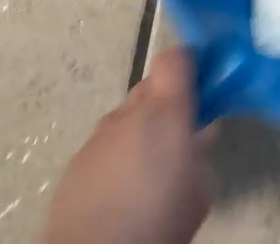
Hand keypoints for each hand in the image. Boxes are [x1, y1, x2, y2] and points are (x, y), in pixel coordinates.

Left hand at [39, 47, 215, 243]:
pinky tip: (123, 188)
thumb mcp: (200, 190)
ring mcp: (97, 138)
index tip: (204, 83)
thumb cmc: (159, 221)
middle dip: (167, 100)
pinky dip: (118, 153)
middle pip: (150, 85)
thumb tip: (198, 136)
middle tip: (182, 130)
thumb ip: (200, 151)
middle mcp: (128, 114)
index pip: (175, 58)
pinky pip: (106, 143)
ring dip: (142, 128)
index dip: (190, 64)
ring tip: (151, 166)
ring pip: (127, 116)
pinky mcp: (74, 165)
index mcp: (165, 111)